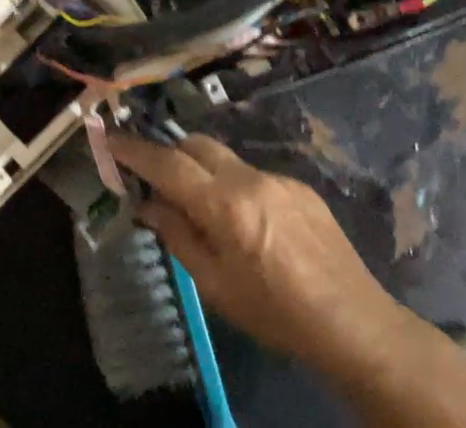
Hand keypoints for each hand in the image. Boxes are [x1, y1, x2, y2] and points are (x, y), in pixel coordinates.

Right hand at [109, 133, 417, 377]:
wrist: (356, 325)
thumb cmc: (274, 312)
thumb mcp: (213, 283)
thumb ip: (176, 235)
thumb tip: (148, 204)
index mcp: (224, 205)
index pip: (166, 163)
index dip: (133, 149)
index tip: (109, 139)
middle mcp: (250, 180)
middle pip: (195, 145)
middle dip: (169, 154)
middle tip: (153, 178)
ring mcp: (280, 181)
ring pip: (225, 159)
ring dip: (203, 172)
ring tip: (204, 211)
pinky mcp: (302, 190)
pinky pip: (254, 176)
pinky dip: (235, 187)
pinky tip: (247, 224)